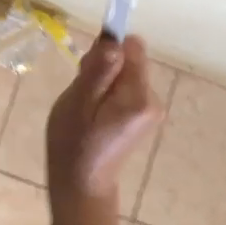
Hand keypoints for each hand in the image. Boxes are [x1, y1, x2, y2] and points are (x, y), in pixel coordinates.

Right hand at [45, 34, 163, 208]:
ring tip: (85, 103)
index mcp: (138, 97)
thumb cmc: (72, 143)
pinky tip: (93, 110)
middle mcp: (152, 100)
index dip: (108, 48)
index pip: (132, 48)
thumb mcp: (77, 102)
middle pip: (130, 59)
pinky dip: (108, 91)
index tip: (87, 66)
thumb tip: (113, 40)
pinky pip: (125, 86)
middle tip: (81, 89)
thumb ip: (98, 70)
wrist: (82, 184)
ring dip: (103, 78)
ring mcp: (149, 109)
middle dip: (104, 65)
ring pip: (125, 72)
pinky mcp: (142, 114)